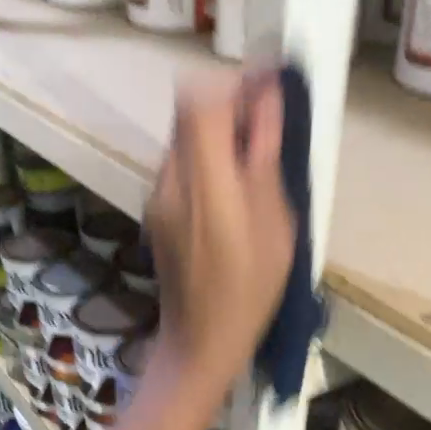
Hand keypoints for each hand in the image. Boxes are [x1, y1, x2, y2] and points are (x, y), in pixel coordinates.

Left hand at [145, 69, 294, 392]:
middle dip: (228, 113)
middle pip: (190, 114)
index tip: (264, 100)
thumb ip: (265, 157)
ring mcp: (156, 197)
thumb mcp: (276, 225)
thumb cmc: (249, 292)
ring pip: (184, 140)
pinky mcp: (154, 212)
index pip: (200, 98)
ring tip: (249, 175)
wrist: (200, 342)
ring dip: (217, 141)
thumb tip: (267, 100)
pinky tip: (228, 202)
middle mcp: (171, 181)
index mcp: (204, 183)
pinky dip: (205, 167)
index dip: (233, 87)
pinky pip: (180, 169)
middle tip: (263, 139)